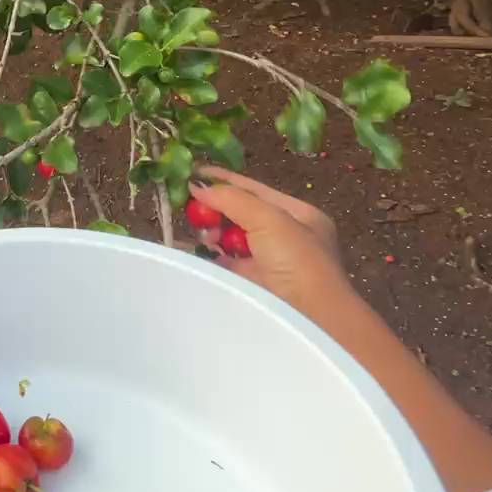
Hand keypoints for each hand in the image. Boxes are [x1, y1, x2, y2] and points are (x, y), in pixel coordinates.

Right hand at [188, 167, 351, 315]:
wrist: (310, 320)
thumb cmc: (298, 262)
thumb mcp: (271, 220)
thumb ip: (232, 198)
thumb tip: (197, 184)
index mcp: (298, 216)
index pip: (254, 190)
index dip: (224, 180)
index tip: (192, 171)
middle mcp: (283, 237)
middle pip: (238, 213)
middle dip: (214, 207)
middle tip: (188, 204)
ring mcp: (265, 261)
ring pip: (227, 238)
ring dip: (209, 231)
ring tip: (195, 229)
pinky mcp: (248, 283)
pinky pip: (219, 261)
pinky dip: (202, 254)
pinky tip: (182, 247)